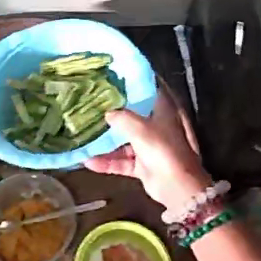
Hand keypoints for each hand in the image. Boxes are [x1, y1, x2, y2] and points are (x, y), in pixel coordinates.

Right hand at [86, 92, 210, 211]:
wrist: (177, 186)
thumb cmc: (162, 149)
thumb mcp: (139, 127)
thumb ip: (121, 117)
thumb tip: (108, 113)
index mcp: (164, 109)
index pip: (151, 87)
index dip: (136, 80)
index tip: (116, 74)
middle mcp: (158, 125)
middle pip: (134, 113)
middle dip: (114, 110)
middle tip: (91, 102)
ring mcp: (151, 146)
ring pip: (125, 139)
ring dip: (107, 141)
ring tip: (83, 134)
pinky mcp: (144, 164)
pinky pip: (123, 161)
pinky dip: (108, 162)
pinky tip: (89, 162)